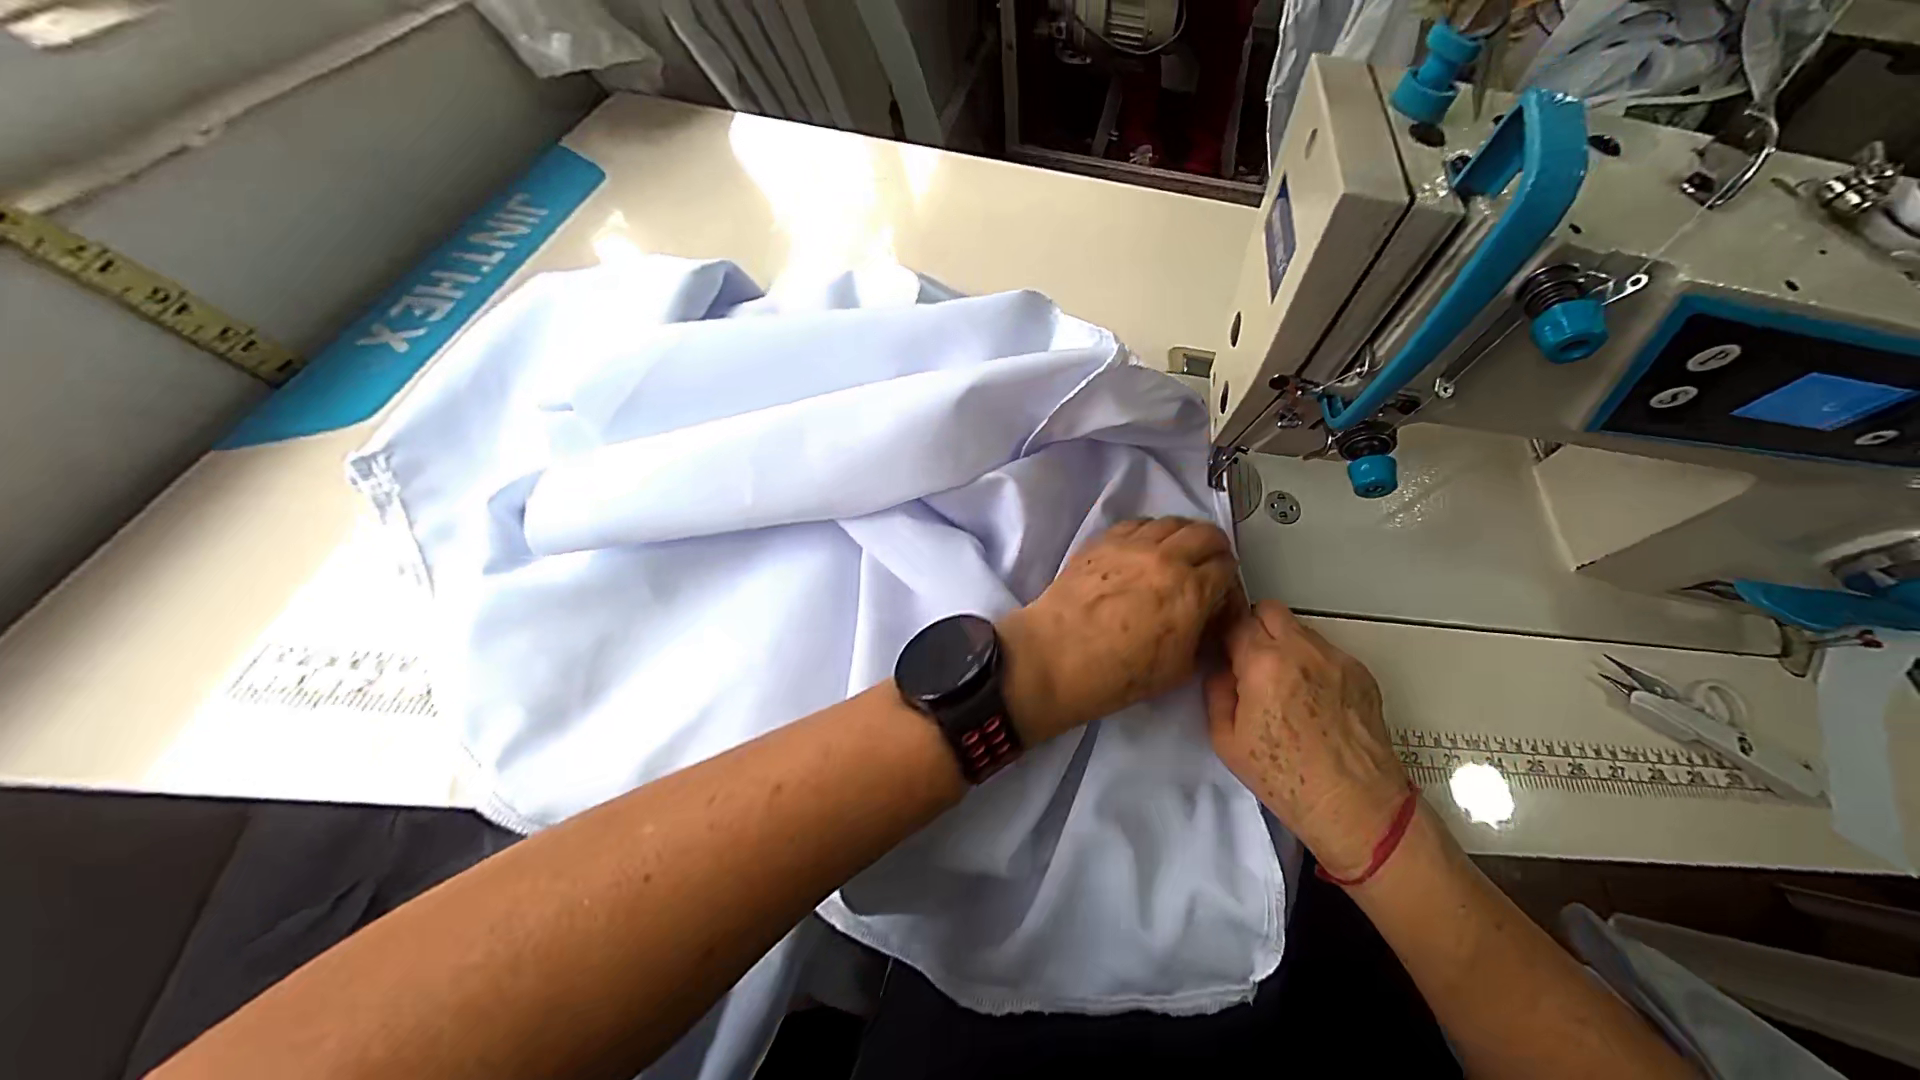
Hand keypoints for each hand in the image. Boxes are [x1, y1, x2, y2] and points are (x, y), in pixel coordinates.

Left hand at [998, 517, 1238, 743]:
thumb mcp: (1178, 669)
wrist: (1057, 656)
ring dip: (1183, 536)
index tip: (1222, 595)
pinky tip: (1144, 549)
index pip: (1227, 568)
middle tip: (1209, 567)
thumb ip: (1201, 637)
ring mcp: (1130, 545)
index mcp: (1191, 590)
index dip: (1229, 583)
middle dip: (1215, 550)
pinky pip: (1136, 523)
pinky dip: (1149, 531)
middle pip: (1206, 534)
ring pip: (1171, 522)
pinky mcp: (1101, 542)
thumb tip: (1206, 620)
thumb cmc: (1118, 672)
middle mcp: (1165, 558)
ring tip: (1177, 555)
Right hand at [1205, 601, 1410, 880]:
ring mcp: (1336, 658)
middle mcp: (1302, 649)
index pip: (1233, 620)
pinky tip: (1312, 698)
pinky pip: (1325, 651)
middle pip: (1268, 609)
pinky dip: (1312, 662)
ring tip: (1283, 684)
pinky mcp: (1361, 672)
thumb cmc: (1283, 776)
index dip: (1223, 635)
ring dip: (1284, 643)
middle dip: (1254, 627)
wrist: (1357, 806)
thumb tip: (1222, 669)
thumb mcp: (1226, 739)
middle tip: (1249, 661)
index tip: (1222, 654)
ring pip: (1299, 628)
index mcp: (1262, 662)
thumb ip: (1217, 691)